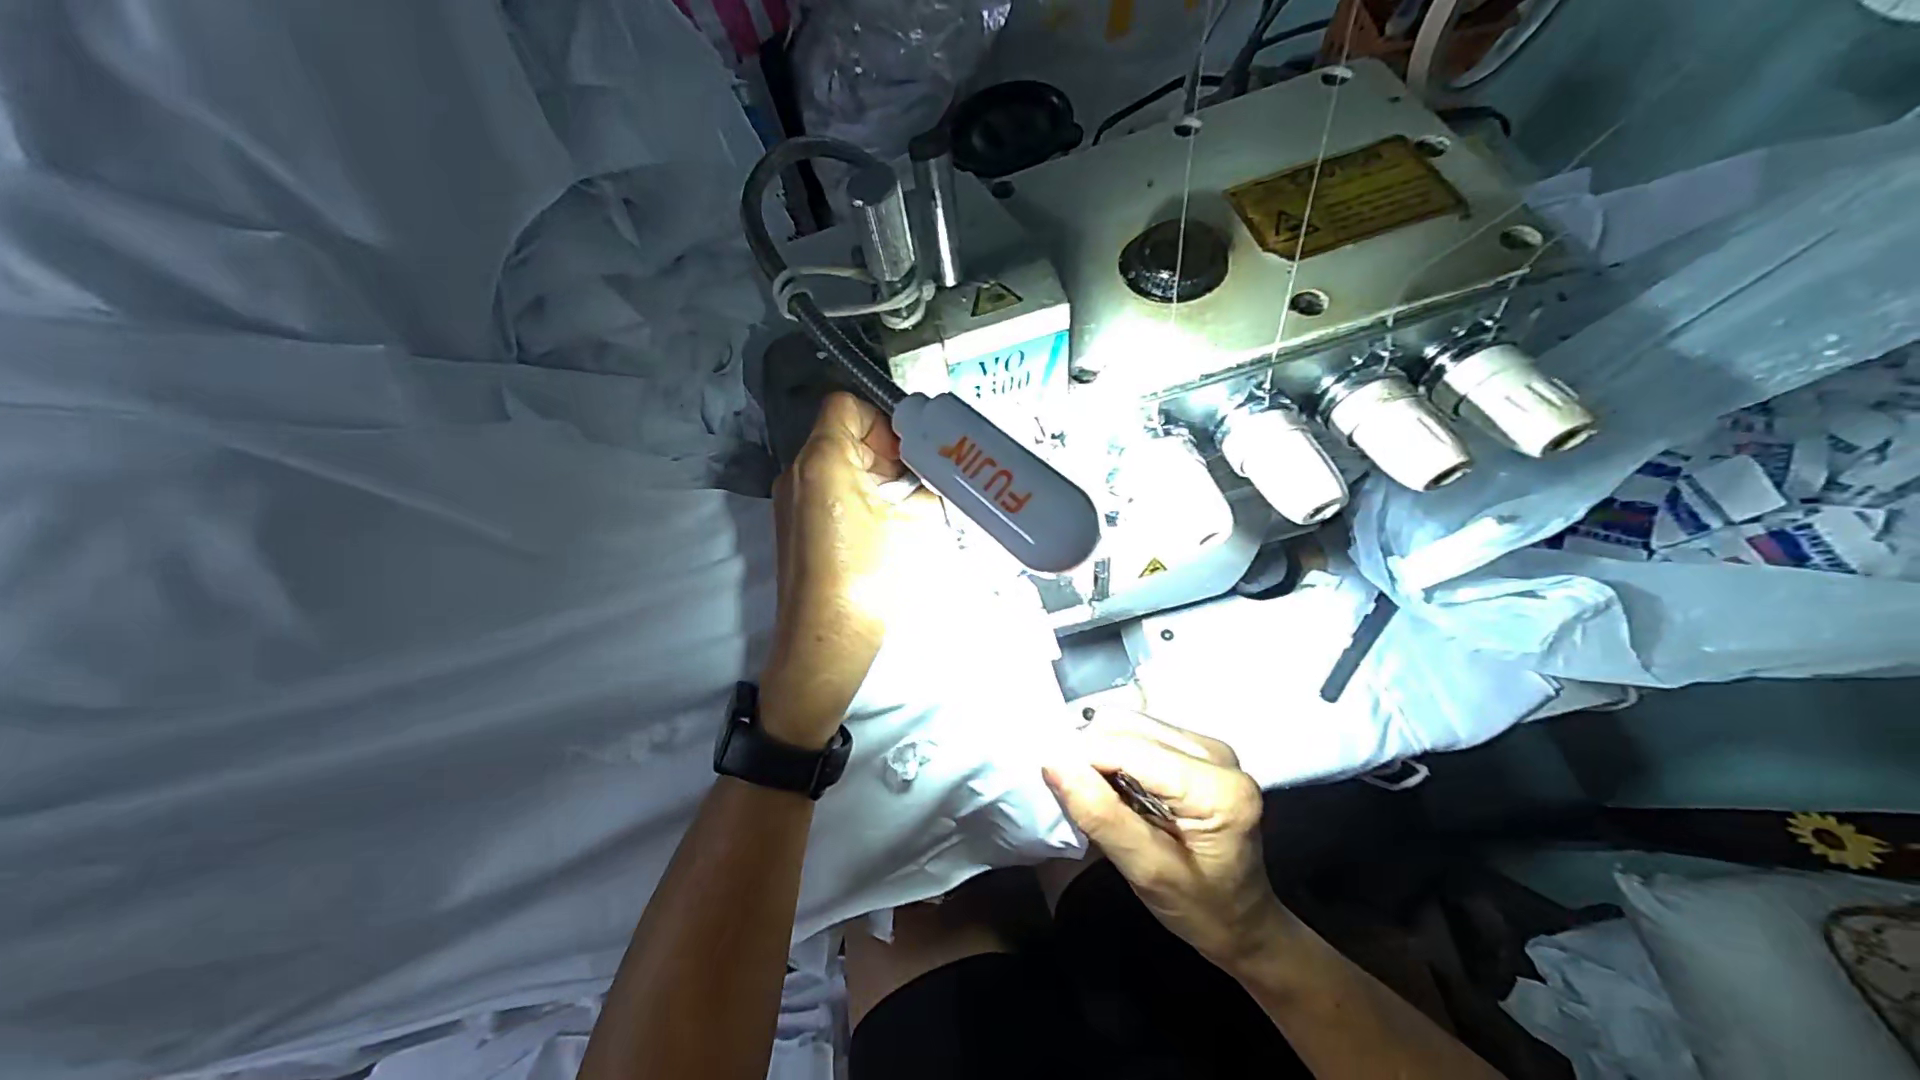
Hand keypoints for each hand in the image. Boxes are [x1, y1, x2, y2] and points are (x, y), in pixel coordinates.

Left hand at [761, 392, 937, 748]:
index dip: (881, 420)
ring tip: (900, 508)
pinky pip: (825, 489)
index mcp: (822, 460)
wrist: (826, 638)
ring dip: (870, 474)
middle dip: (881, 450)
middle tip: (912, 482)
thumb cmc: (869, 576)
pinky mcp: (792, 525)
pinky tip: (879, 526)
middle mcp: (797, 471)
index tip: (906, 452)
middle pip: (840, 432)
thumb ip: (926, 487)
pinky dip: (854, 494)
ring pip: (834, 462)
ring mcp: (790, 500)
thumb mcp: (914, 525)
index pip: (845, 405)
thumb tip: (932, 475)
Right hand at [1042, 710, 1287, 973]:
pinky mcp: (1198, 748)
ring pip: (1128, 724)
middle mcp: (1216, 754)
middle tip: (1088, 805)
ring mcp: (1209, 747)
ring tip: (1109, 802)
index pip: (1127, 748)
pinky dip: (1118, 758)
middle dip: (1092, 759)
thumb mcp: (1147, 872)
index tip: (1060, 791)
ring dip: (1103, 758)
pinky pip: (1139, 733)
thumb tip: (1054, 763)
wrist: (1242, 922)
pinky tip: (1124, 793)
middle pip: (1125, 727)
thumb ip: (1101, 816)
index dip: (1082, 761)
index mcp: (1216, 787)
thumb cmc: (1201, 908)